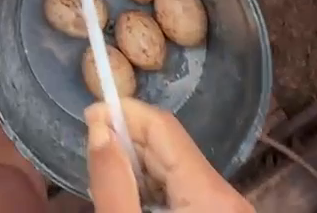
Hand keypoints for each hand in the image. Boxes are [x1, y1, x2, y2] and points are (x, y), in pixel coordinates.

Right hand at [86, 99, 252, 212]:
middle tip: (94, 168)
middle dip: (125, 147)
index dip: (122, 113)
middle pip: (166, 146)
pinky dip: (153, 192)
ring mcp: (229, 210)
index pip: (161, 125)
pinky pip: (183, 191)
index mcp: (211, 194)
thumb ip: (113, 183)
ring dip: (137, 171)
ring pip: (172, 169)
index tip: (87, 121)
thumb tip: (98, 127)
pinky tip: (135, 205)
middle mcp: (229, 195)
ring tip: (114, 192)